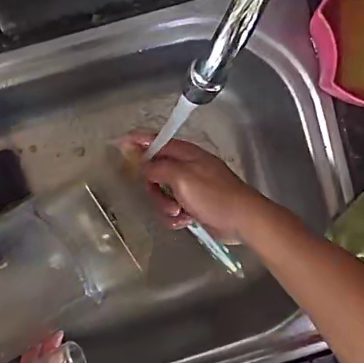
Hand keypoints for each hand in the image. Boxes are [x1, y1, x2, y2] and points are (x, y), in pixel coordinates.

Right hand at [123, 134, 273, 243]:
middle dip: (155, 189)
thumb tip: (143, 166)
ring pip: (162, 194)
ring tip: (179, 213)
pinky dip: (176, 216)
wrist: (242, 220)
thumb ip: (159, 169)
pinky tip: (185, 221)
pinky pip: (173, 209)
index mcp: (186, 154)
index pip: (157, 141)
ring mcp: (191, 187)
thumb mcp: (183, 177)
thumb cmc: (214, 195)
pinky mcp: (194, 205)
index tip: (121, 143)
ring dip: (165, 206)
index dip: (139, 141)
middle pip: (155, 173)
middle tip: (163, 199)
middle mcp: (187, 168)